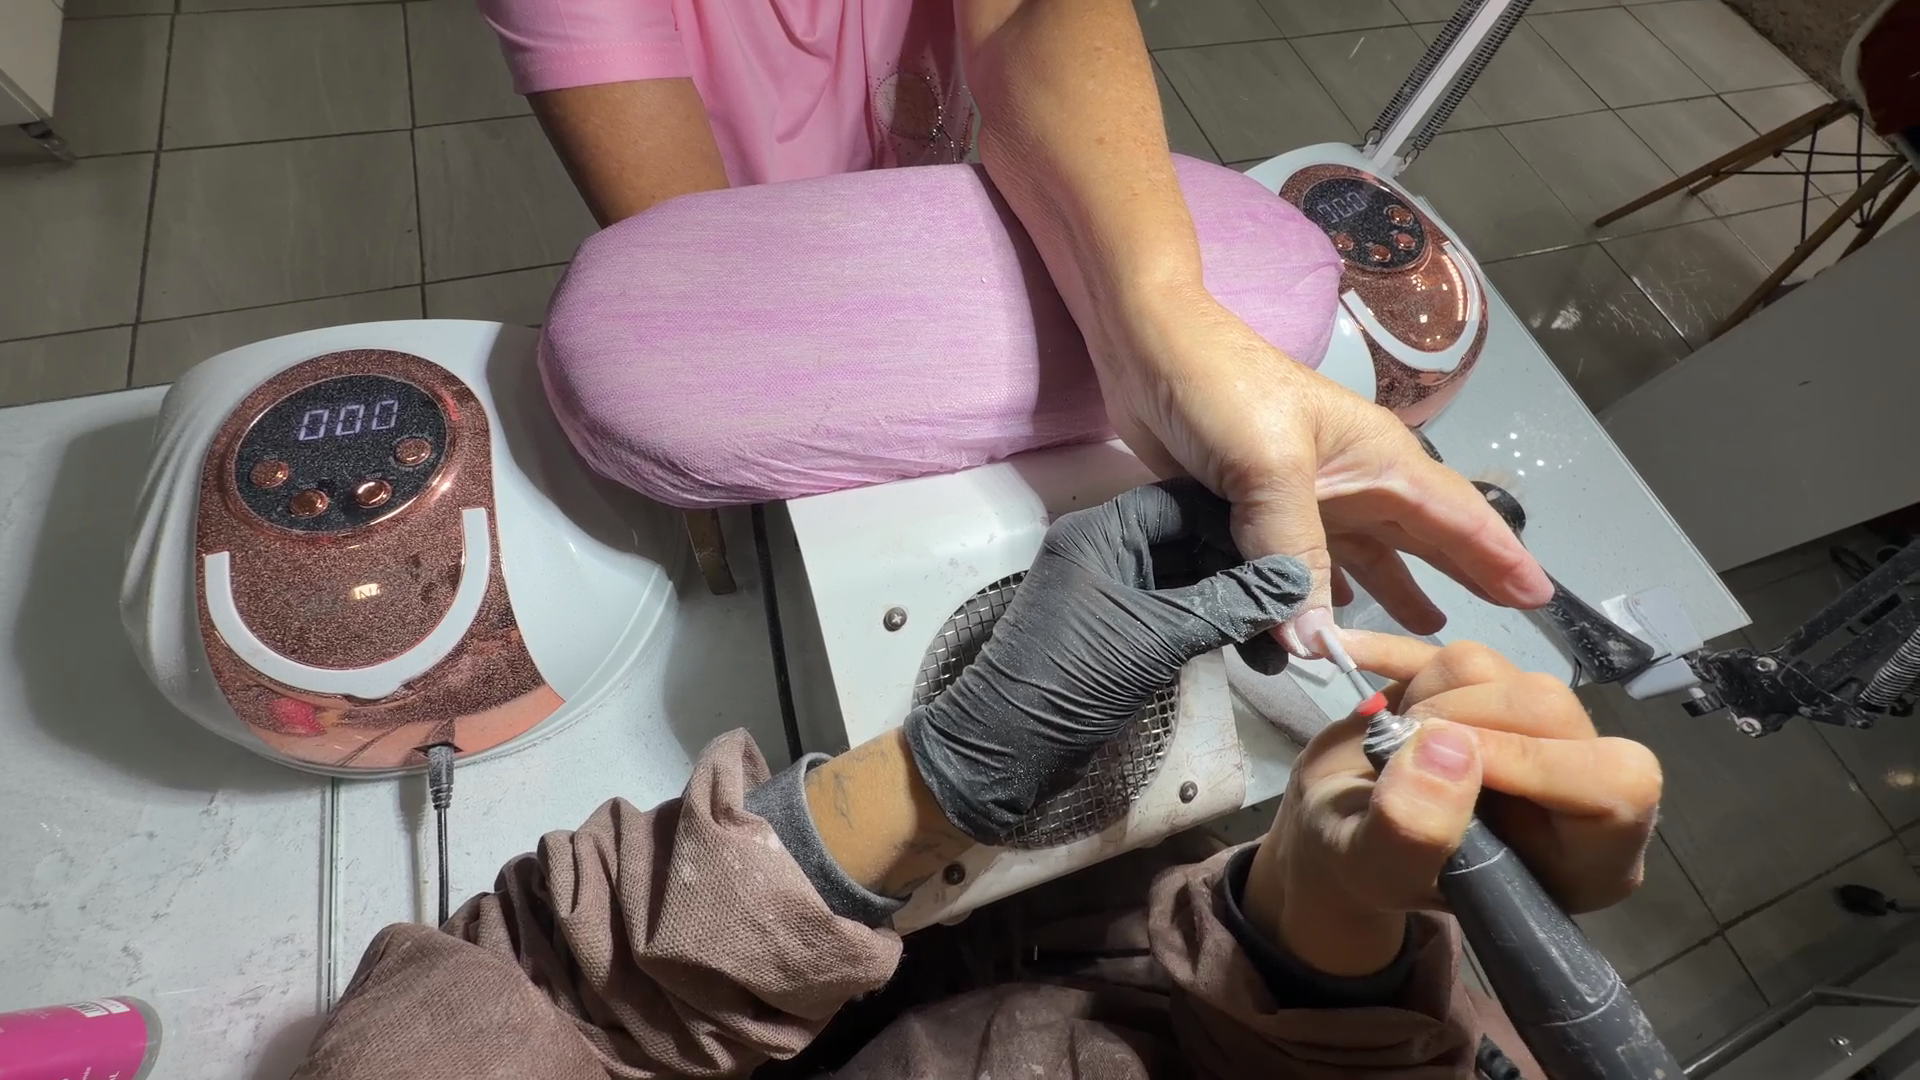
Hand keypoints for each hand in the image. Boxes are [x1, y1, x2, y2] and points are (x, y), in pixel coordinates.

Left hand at [906, 480, 1311, 843]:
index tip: (1293, 553)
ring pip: (1185, 579)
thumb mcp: (1157, 635)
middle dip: (1242, 573)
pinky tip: (1247, 649)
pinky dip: (1207, 625)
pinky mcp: (1116, 623)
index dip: (1239, 523)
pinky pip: (1172, 608)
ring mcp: (1110, 587)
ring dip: (1231, 606)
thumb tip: (1298, 582)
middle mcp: (1105, 548)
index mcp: (1102, 530)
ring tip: (1279, 646)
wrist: (1010, 743)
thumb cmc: (1075, 676)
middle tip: (1295, 609)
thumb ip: (1229, 604)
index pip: (1183, 501)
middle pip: (1189, 540)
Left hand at [1085, 282, 1552, 650]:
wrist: (1150, 353)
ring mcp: (1298, 496)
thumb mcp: (1272, 471)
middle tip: (1476, 631)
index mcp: (1376, 460)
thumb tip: (1316, 647)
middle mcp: (1347, 481)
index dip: (1499, 558)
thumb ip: (1295, 556)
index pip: (1458, 514)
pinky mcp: (1249, 506)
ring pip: (1356, 553)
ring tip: (1413, 629)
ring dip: (1384, 589)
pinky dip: (1314, 587)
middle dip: (1449, 579)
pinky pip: (1297, 558)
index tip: (1539, 598)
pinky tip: (1322, 610)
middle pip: (1413, 539)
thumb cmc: (1226, 394)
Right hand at [1242, 631, 1661, 976]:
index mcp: (1583, 857)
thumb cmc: (1363, 864)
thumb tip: (1447, 744)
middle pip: (1550, 706)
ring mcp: (1523, 727)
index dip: (1530, 759)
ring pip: (1494, 670)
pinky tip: (1351, 655)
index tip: (1444, 760)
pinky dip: (1390, 650)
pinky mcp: (1477, 688)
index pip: (1616, 781)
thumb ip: (1410, 828)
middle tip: (1400, 747)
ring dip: (1424, 694)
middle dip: (1457, 716)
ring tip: (1389, 736)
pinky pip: (1444, 646)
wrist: (1336, 828)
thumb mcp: (1371, 866)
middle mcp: (1572, 783)